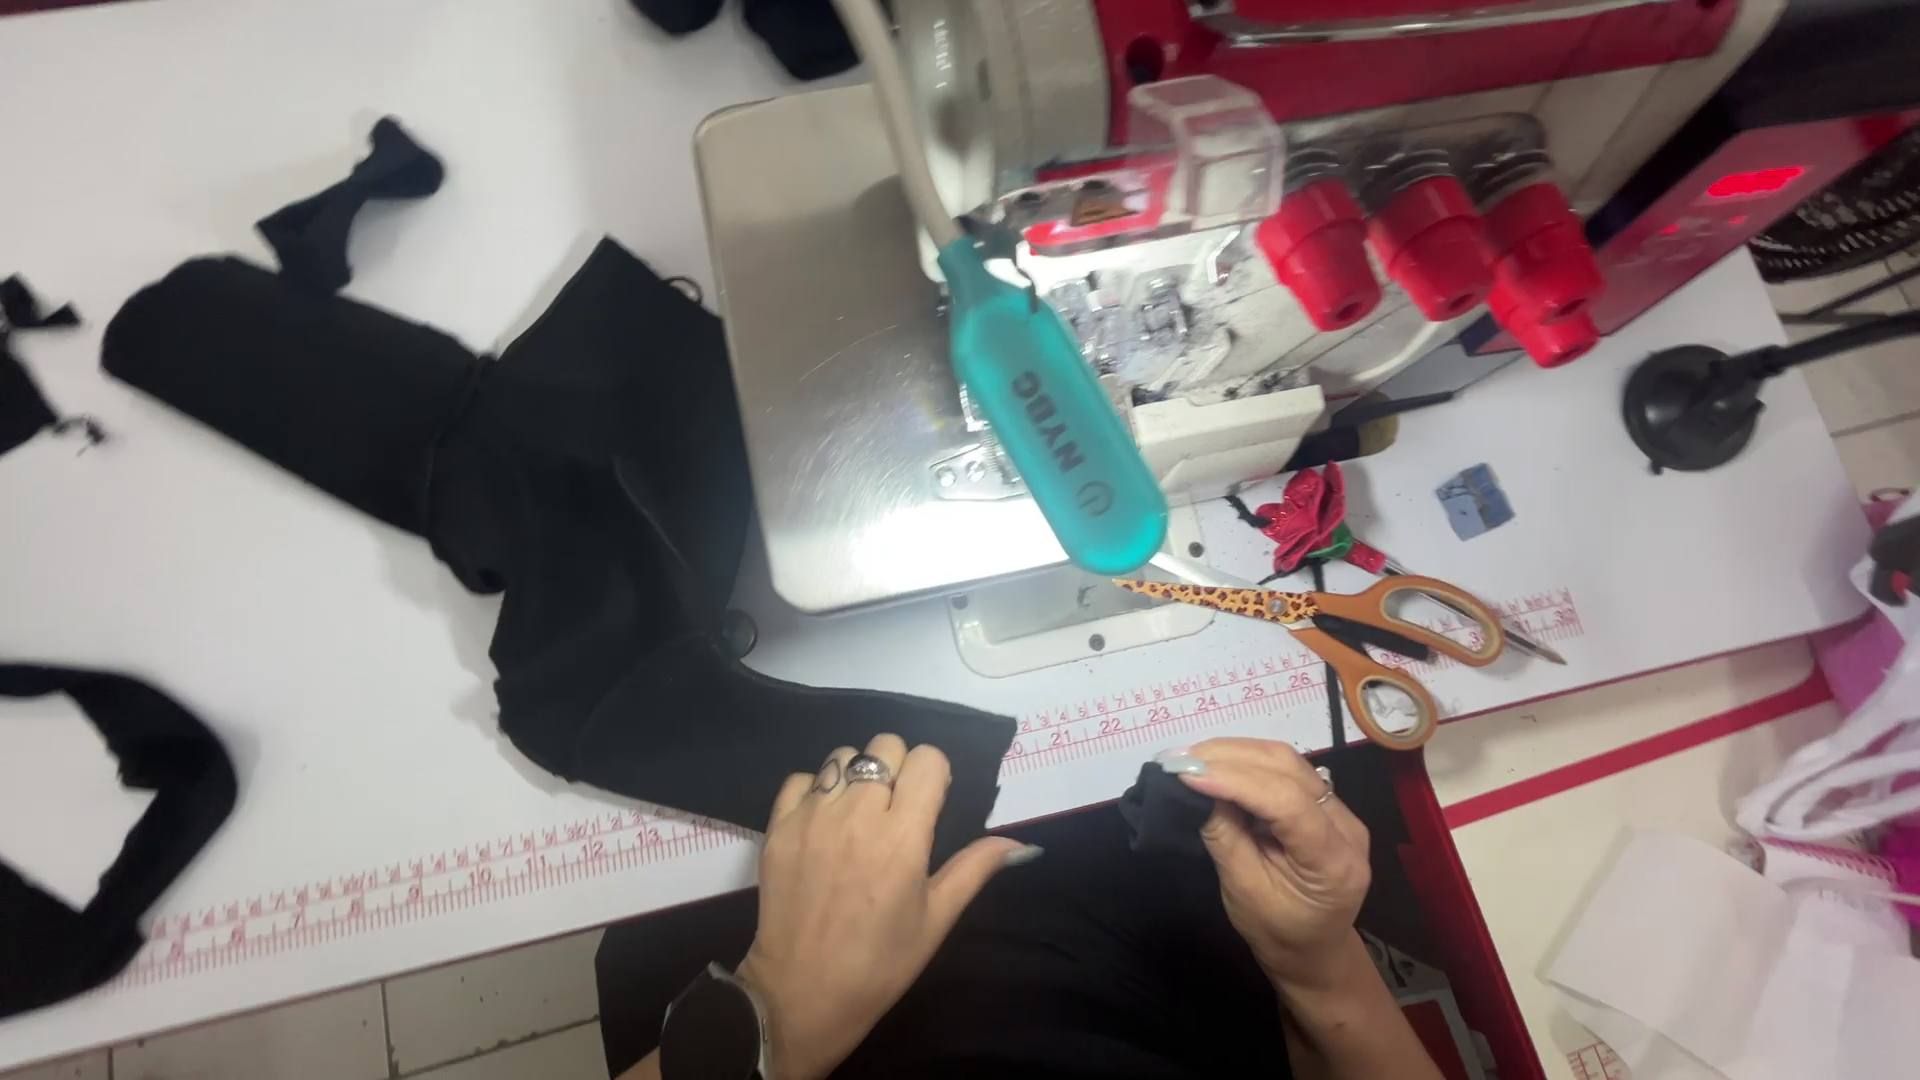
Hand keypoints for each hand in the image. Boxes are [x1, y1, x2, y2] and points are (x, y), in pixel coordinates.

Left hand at [735, 735, 1034, 1079]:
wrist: (799, 998)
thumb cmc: (880, 964)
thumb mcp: (936, 919)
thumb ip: (976, 869)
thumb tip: (1023, 844)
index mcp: (903, 837)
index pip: (927, 758)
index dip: (934, 774)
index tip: (930, 801)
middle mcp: (858, 814)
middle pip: (886, 746)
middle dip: (898, 768)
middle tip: (894, 807)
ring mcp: (813, 817)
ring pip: (843, 755)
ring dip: (856, 776)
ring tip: (856, 813)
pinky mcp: (779, 825)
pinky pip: (801, 777)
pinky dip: (815, 790)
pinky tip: (822, 822)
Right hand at [1156, 738, 1370, 989]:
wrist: (1314, 951)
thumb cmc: (1277, 931)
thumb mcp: (1243, 890)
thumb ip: (1223, 835)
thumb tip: (1195, 786)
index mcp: (1334, 861)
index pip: (1286, 801)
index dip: (1235, 780)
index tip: (1185, 773)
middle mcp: (1345, 825)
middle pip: (1286, 768)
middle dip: (1228, 756)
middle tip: (1177, 759)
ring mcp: (1338, 808)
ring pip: (1283, 758)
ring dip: (1232, 752)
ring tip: (1188, 758)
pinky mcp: (1322, 800)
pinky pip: (1282, 766)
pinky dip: (1243, 759)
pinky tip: (1213, 762)